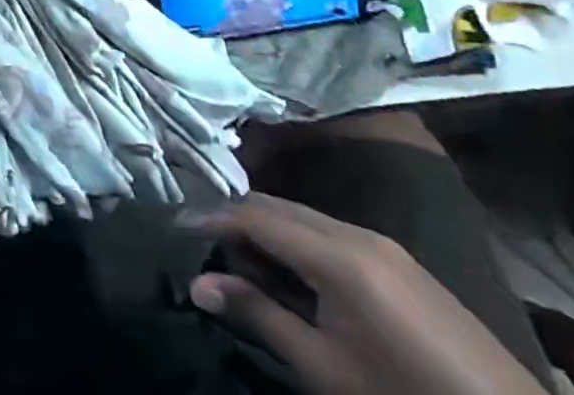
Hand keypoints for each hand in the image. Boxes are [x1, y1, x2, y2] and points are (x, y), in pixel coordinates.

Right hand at [185, 193, 545, 394]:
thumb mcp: (324, 367)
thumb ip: (260, 316)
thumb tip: (198, 285)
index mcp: (338, 255)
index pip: (256, 215)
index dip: (211, 217)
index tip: (175, 225)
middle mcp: (357, 233)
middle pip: (278, 207)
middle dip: (234, 218)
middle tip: (199, 243)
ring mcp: (383, 244)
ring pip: (303, 217)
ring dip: (265, 229)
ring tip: (237, 260)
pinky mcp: (398, 260)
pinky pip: (329, 232)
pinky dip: (295, 241)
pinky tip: (288, 272)